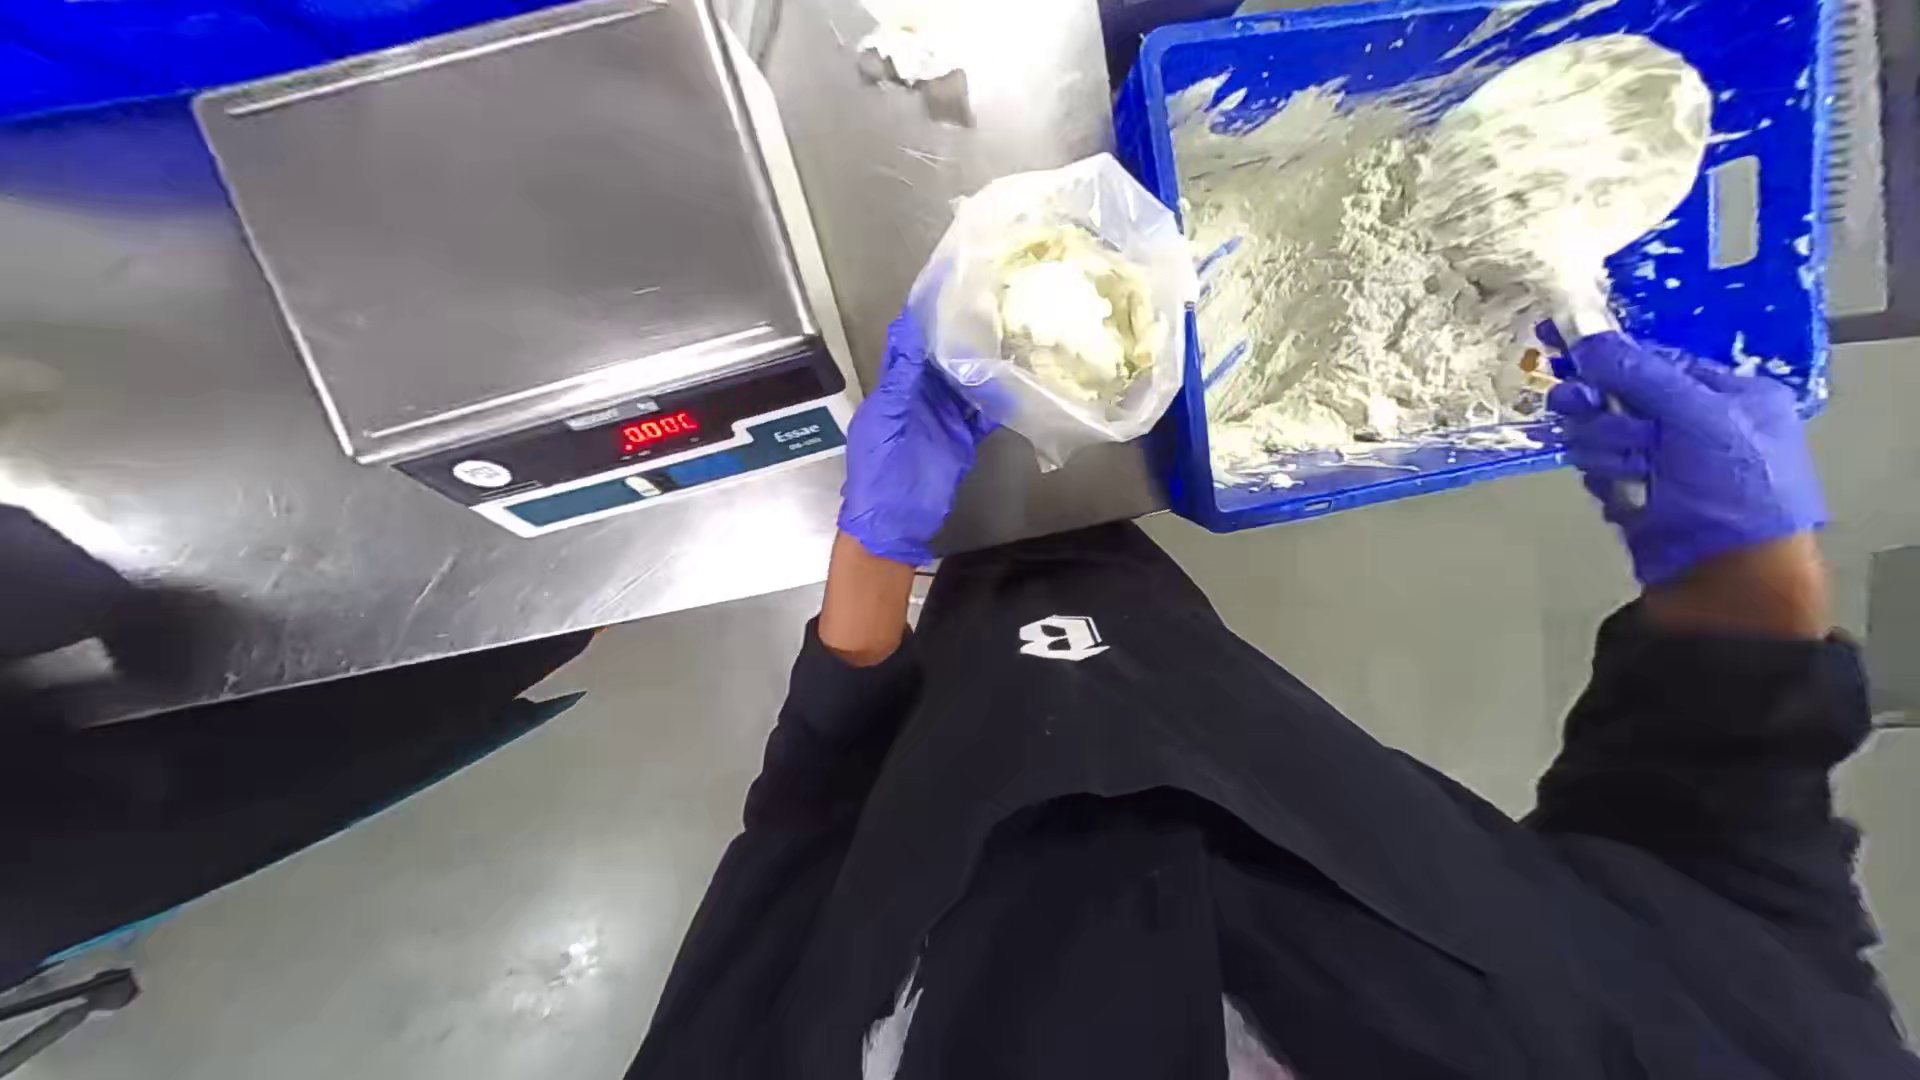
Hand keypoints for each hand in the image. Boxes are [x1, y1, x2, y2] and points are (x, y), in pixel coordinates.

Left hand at [836, 309, 995, 565]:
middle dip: (961, 335)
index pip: (909, 344)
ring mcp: (942, 419)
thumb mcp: (886, 420)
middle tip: (991, 305)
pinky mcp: (961, 440)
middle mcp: (920, 398)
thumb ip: (900, 379)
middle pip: (942, 359)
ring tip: (1009, 338)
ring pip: (965, 384)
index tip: (945, 286)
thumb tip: (908, 329)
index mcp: (895, 389)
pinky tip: (1016, 388)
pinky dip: (996, 404)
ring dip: (982, 366)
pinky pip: (980, 416)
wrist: (894, 521)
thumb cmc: (879, 472)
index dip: (923, 316)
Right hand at [1546, 333, 1824, 587]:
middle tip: (1578, 408)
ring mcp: (1655, 454)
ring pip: (1595, 433)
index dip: (1603, 353)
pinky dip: (1601, 475)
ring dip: (1603, 449)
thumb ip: (1643, 377)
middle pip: (1612, 396)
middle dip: (1599, 409)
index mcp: (1722, 394)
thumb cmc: (1730, 485)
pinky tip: (1624, 489)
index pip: (1649, 361)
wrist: (1721, 565)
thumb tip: (1591, 340)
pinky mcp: (1627, 483)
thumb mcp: (1699, 419)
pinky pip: (1591, 464)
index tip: (1557, 342)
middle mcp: (1687, 420)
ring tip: (1632, 470)